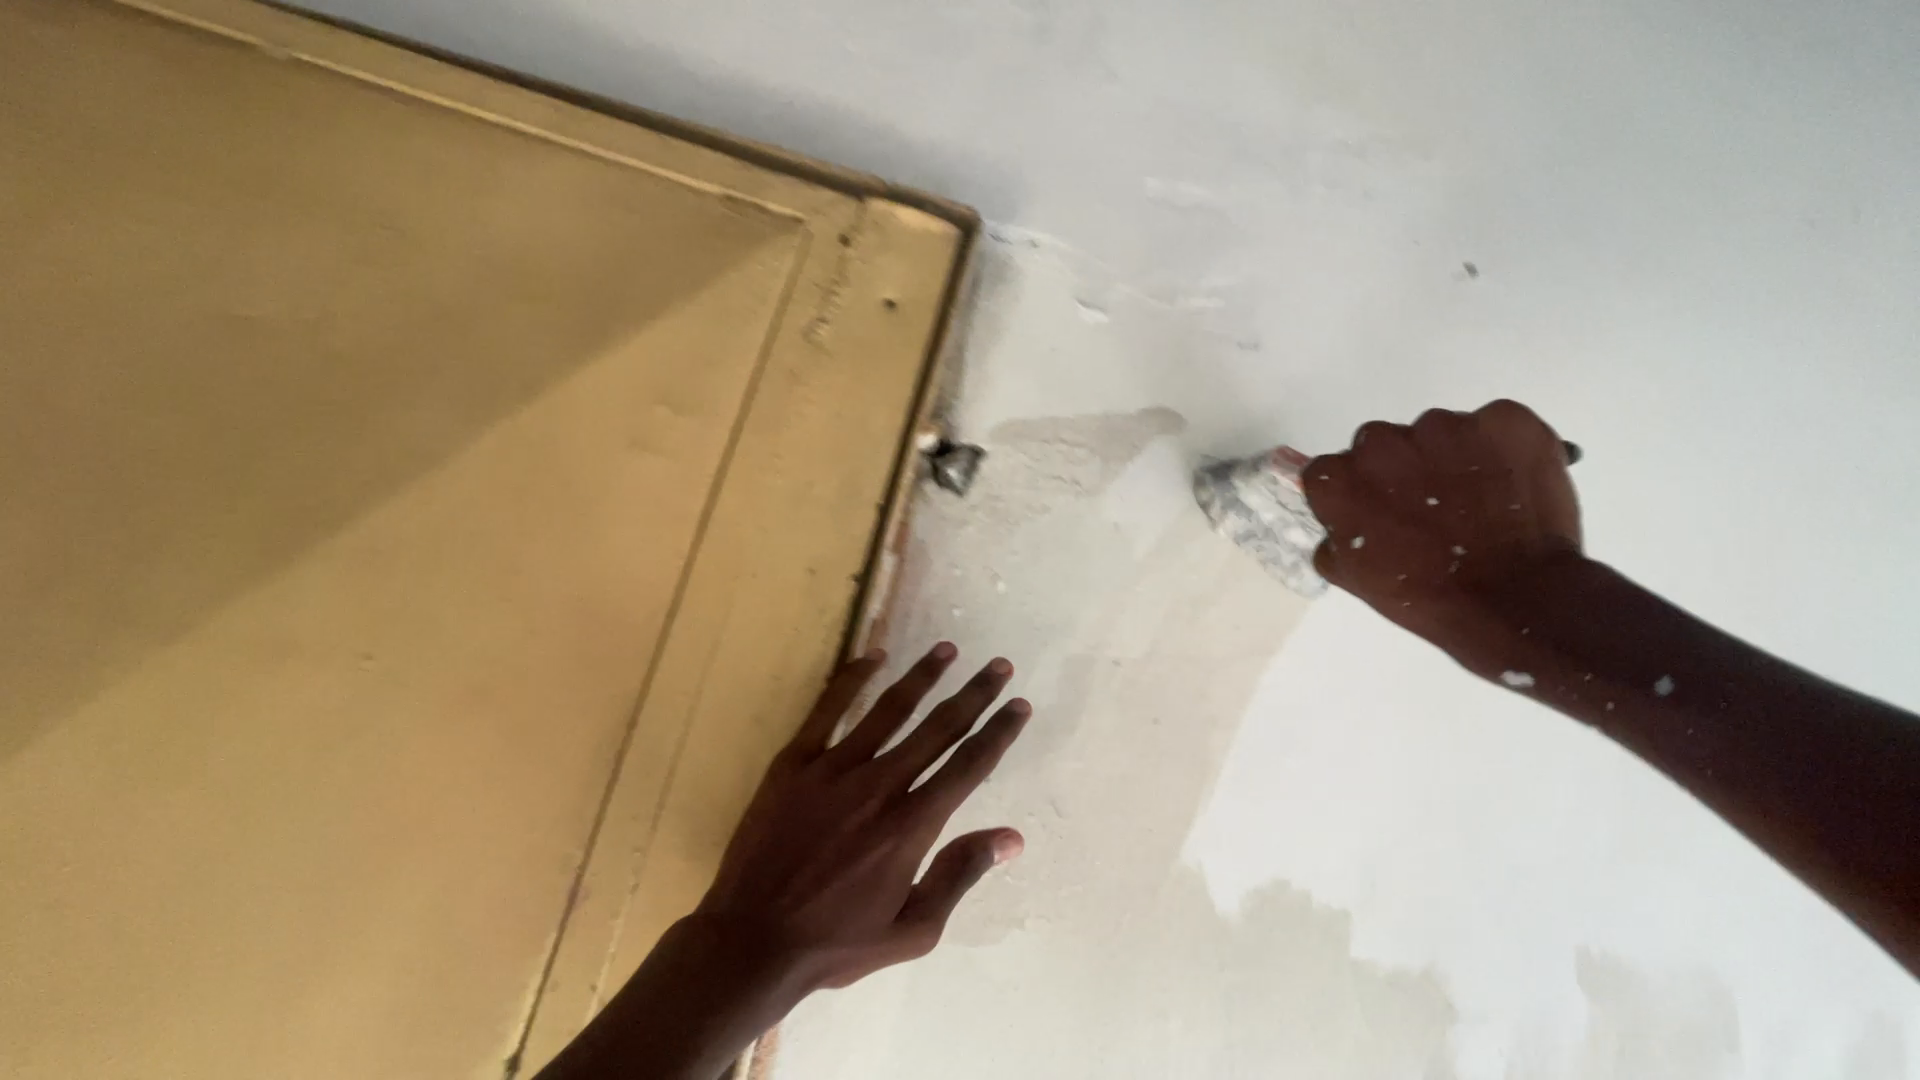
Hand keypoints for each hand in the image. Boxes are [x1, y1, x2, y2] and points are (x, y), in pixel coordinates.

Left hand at [695, 642, 1029, 989]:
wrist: (749, 941)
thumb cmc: (836, 943)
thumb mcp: (912, 930)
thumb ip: (960, 875)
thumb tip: (1011, 837)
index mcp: (911, 826)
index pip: (968, 766)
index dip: (999, 733)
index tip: (1020, 705)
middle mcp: (880, 786)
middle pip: (939, 728)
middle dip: (975, 694)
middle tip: (999, 666)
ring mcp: (834, 769)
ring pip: (890, 709)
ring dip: (923, 676)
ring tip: (947, 650)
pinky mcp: (794, 762)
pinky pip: (828, 709)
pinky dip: (853, 679)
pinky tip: (874, 656)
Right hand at [1303, 400, 1581, 649]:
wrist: (1513, 598)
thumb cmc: (1422, 594)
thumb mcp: (1352, 577)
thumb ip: (1333, 538)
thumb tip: (1340, 524)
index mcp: (1338, 479)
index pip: (1331, 470)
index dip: (1354, 491)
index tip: (1375, 512)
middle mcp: (1382, 442)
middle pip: (1380, 443)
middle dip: (1398, 468)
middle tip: (1426, 506)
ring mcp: (1445, 426)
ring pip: (1438, 432)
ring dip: (1448, 456)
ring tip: (1475, 500)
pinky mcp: (1504, 420)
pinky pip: (1494, 425)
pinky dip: (1500, 448)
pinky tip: (1509, 484)